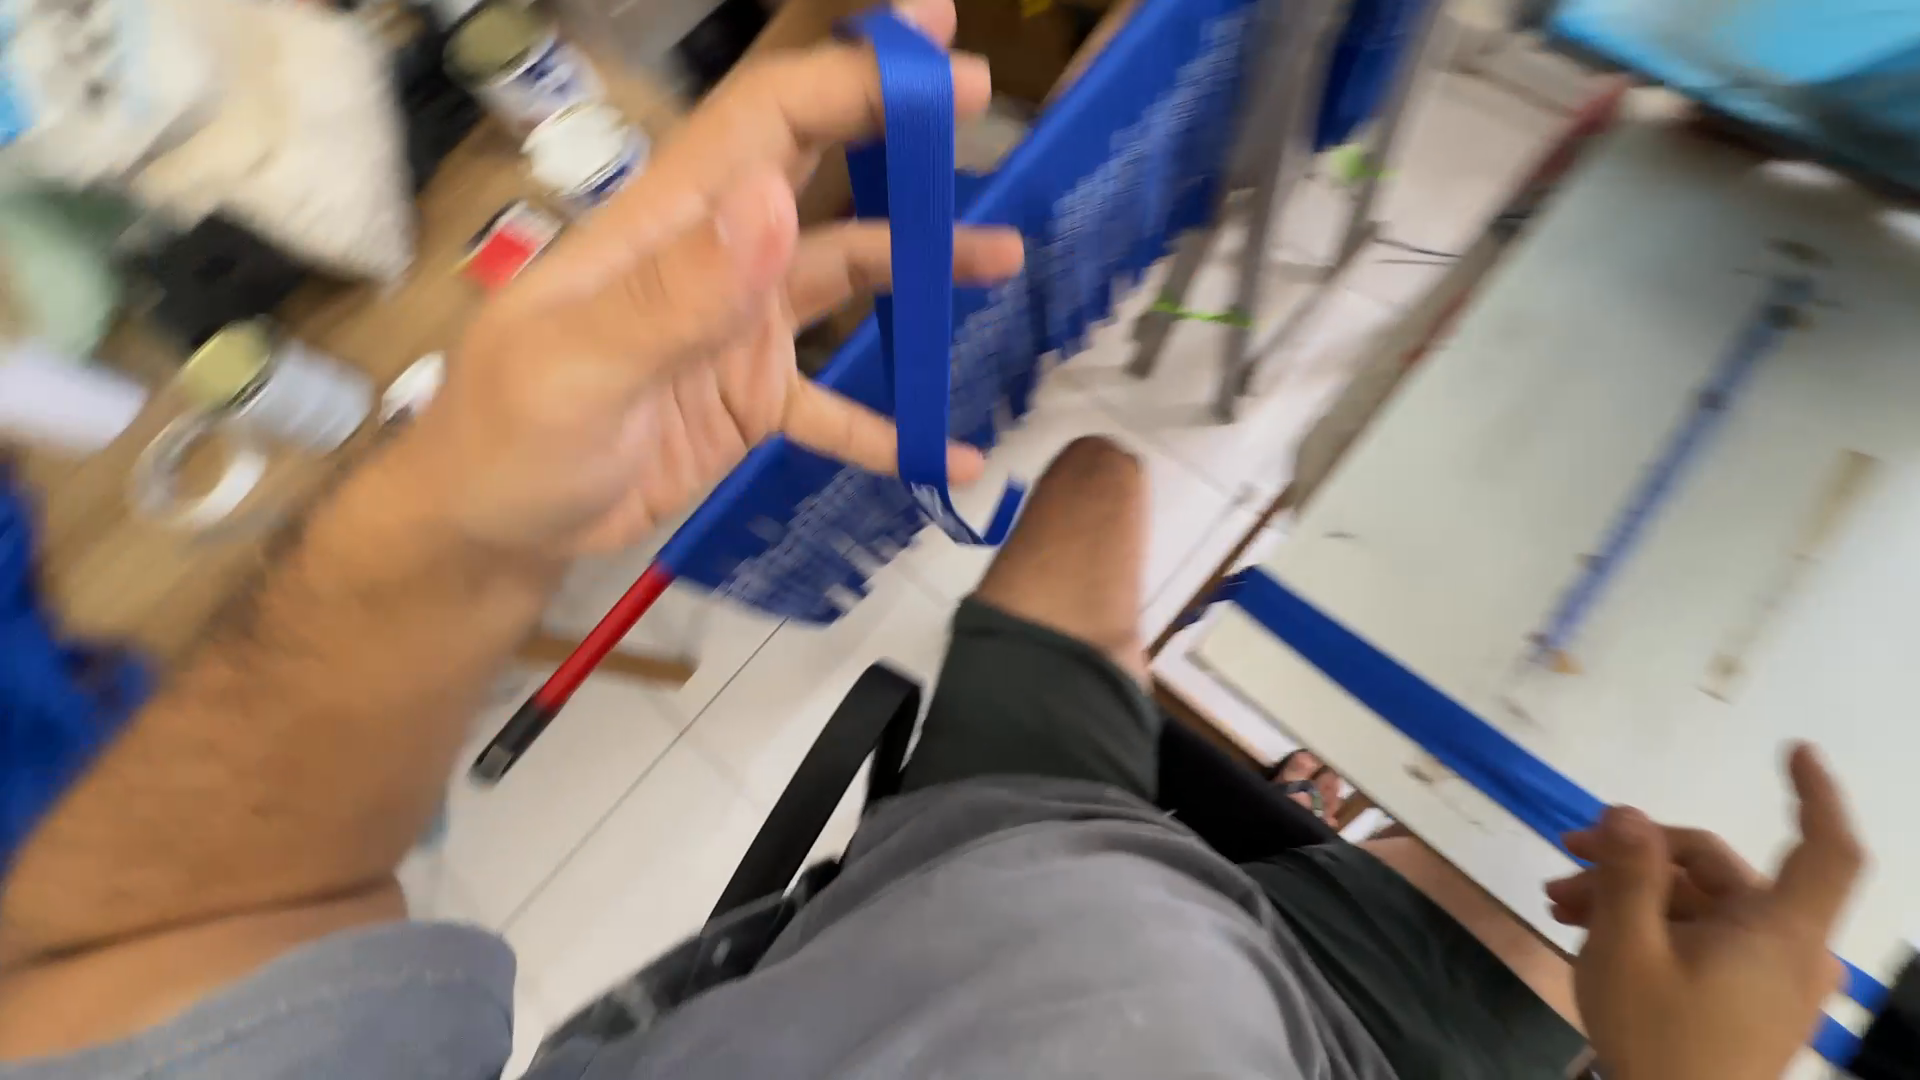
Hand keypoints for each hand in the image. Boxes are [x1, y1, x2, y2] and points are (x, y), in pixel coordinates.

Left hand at [394, 0, 1023, 556]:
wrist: (503, 524)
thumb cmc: (514, 437)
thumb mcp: (581, 364)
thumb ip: (676, 291)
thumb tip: (775, 200)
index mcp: (671, 227)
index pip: (769, 123)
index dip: (851, 79)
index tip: (937, 57)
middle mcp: (719, 264)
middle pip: (822, 184)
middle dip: (898, 147)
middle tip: (984, 130)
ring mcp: (743, 334)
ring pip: (848, 285)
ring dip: (921, 274)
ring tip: (1001, 260)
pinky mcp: (756, 401)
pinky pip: (838, 410)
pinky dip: (890, 430)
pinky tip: (948, 453)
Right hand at [1544, 743, 1865, 1079]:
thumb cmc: (1655, 1029)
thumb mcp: (1624, 946)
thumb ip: (1628, 874)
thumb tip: (1626, 812)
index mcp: (1776, 932)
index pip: (1826, 853)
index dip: (1816, 797)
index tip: (1795, 748)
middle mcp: (1783, 945)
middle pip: (1713, 866)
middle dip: (1631, 851)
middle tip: (1563, 851)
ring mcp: (1762, 968)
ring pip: (1689, 896)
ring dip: (1620, 886)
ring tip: (1556, 898)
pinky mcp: (1741, 986)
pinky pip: (1691, 927)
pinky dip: (1638, 914)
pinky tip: (1579, 919)